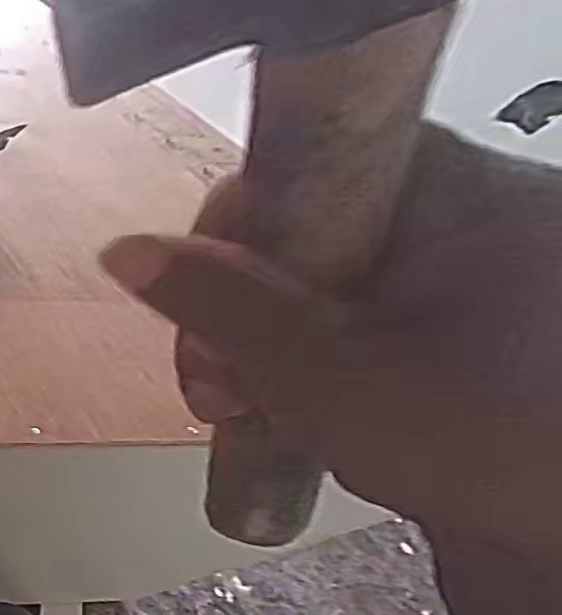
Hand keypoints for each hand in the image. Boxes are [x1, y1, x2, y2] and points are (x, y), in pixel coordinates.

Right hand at [100, 125, 561, 559]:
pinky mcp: (454, 316)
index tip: (201, 294)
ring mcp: (471, 269)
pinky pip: (335, 309)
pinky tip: (286, 397)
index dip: (233, 228)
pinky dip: (293, 352)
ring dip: (251, 341)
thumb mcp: (317, 371)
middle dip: (231, 307)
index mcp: (468, 202)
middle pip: (294, 231)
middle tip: (221, 378)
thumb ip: (217, 302)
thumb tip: (127, 252)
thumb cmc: (487, 447)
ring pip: (304, 279)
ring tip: (249, 403)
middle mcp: (476, 218)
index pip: (306, 167)